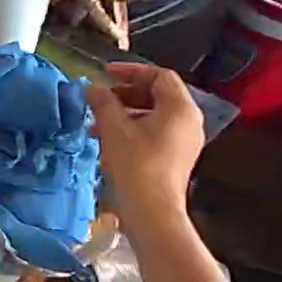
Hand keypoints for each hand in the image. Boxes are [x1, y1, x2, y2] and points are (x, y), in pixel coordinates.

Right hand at [87, 62, 204, 232]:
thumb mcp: (114, 130)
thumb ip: (103, 103)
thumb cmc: (135, 165)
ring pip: (156, 114)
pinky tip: (110, 139)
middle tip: (100, 98)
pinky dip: (134, 128)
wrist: (151, 210)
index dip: (131, 71)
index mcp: (180, 108)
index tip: (106, 73)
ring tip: (99, 121)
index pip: (160, 76)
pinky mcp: (177, 157)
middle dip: (127, 93)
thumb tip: (92, 88)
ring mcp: (185, 140)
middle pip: (159, 94)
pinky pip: (156, 131)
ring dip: (127, 112)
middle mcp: (189, 121)